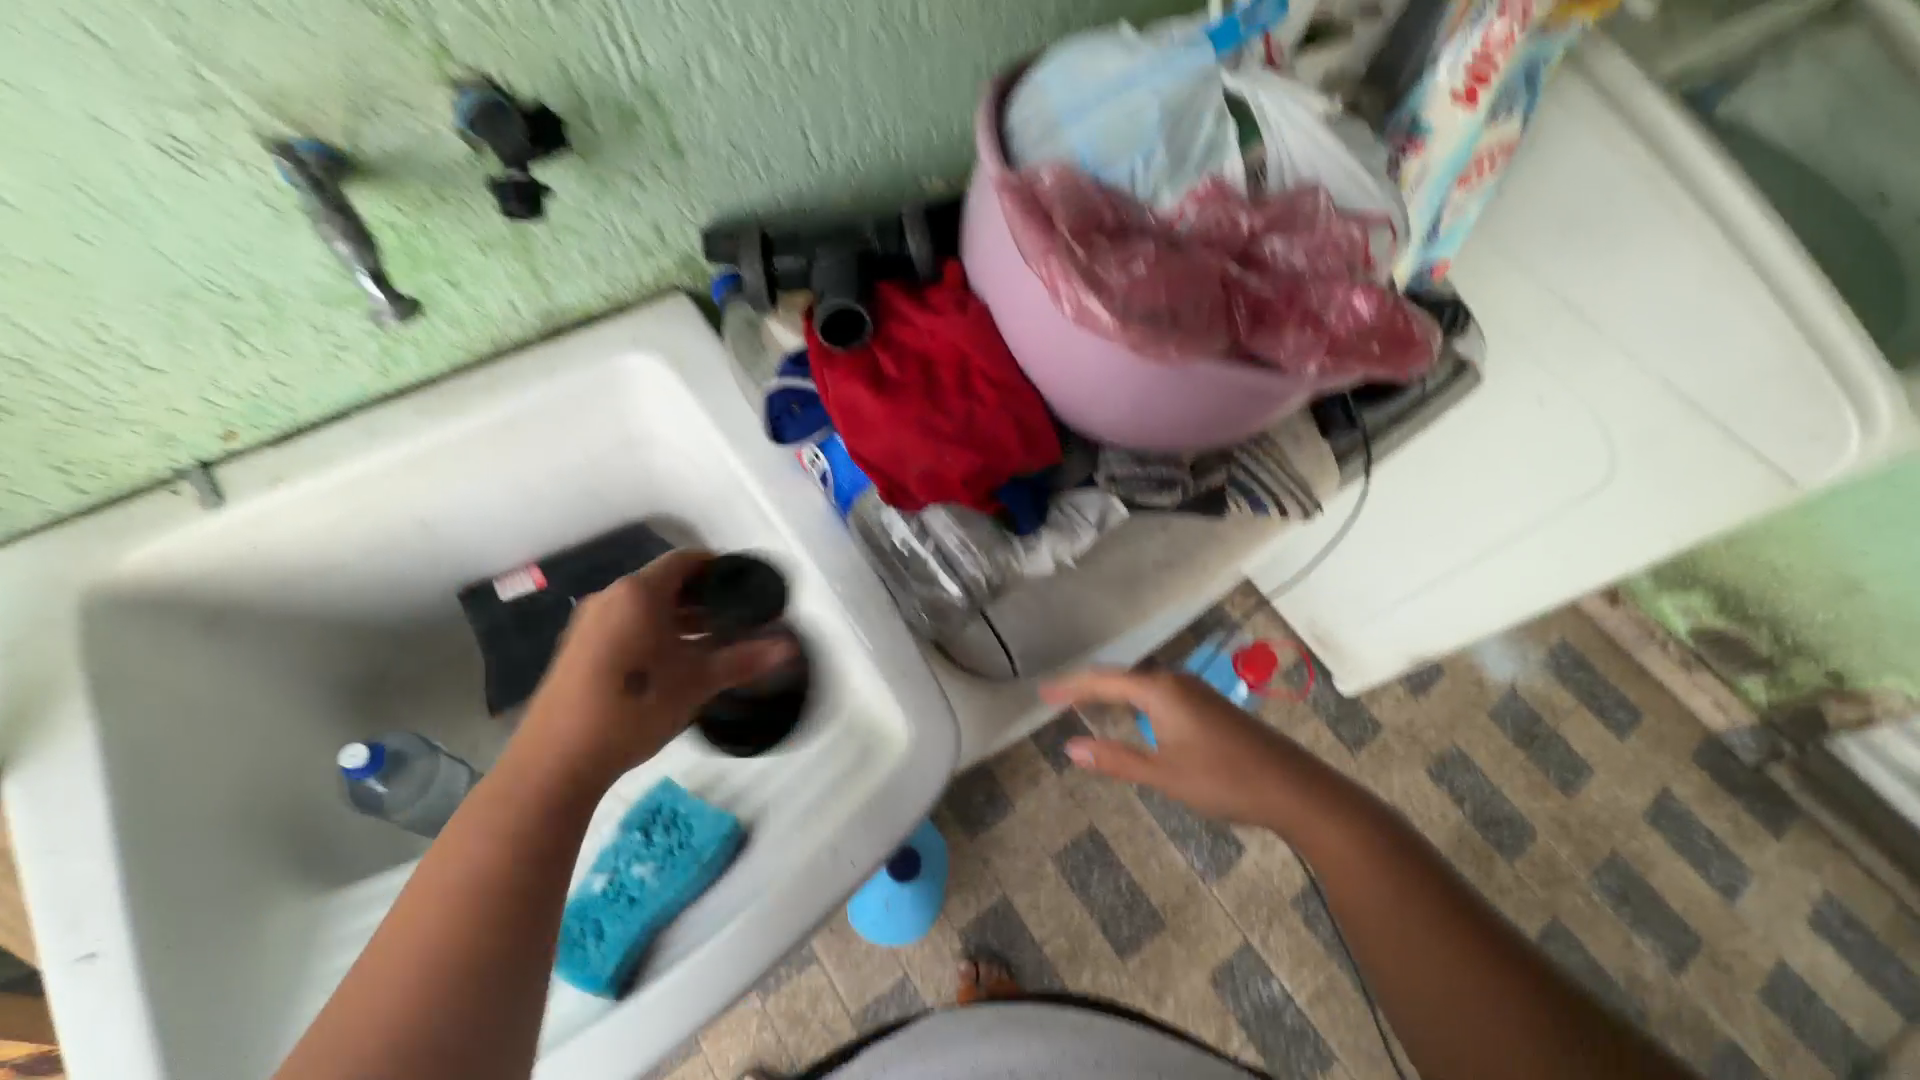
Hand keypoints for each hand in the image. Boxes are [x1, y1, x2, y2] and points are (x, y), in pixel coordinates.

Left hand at [520, 550, 794, 779]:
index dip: (719, 567)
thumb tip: (789, 648)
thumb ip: (743, 660)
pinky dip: (654, 634)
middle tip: (738, 618)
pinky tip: (674, 665)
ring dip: (679, 620)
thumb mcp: (696, 683)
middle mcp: (611, 598)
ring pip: (644, 608)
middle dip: (703, 599)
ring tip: (713, 643)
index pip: (686, 560)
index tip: (746, 585)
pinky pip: (625, 627)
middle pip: (665, 584)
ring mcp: (589, 624)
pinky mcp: (578, 650)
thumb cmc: (634, 707)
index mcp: (639, 593)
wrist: (557, 758)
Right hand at [1040, 668, 1312, 828]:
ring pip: (1144, 686)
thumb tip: (1070, 748)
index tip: (1042, 693)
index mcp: (1161, 692)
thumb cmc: (1225, 780)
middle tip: (1057, 698)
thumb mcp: (1163, 774)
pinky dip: (1136, 702)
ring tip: (1086, 704)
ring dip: (1114, 693)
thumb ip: (1116, 759)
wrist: (1293, 788)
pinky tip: (1136, 719)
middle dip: (1088, 687)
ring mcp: (1198, 693)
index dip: (1070, 688)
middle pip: (1123, 678)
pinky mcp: (1211, 708)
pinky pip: (1160, 695)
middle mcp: (1177, 683)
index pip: (1103, 682)